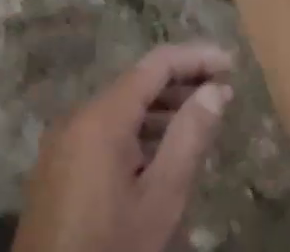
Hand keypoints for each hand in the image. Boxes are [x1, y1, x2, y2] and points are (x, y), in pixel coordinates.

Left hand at [12, 44, 234, 251]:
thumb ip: (189, 138)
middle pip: (136, 82)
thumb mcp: (161, 198)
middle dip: (181, 81)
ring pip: (120, 107)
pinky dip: (137, 129)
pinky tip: (163, 150)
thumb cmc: (111, 247)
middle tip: (223, 91)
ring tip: (202, 119)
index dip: (196, 58)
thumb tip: (215, 90)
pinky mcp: (57, 165)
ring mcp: (62, 141)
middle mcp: (77, 117)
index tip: (232, 64)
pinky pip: (103, 130)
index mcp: (101, 118)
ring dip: (161, 107)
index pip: (155, 65)